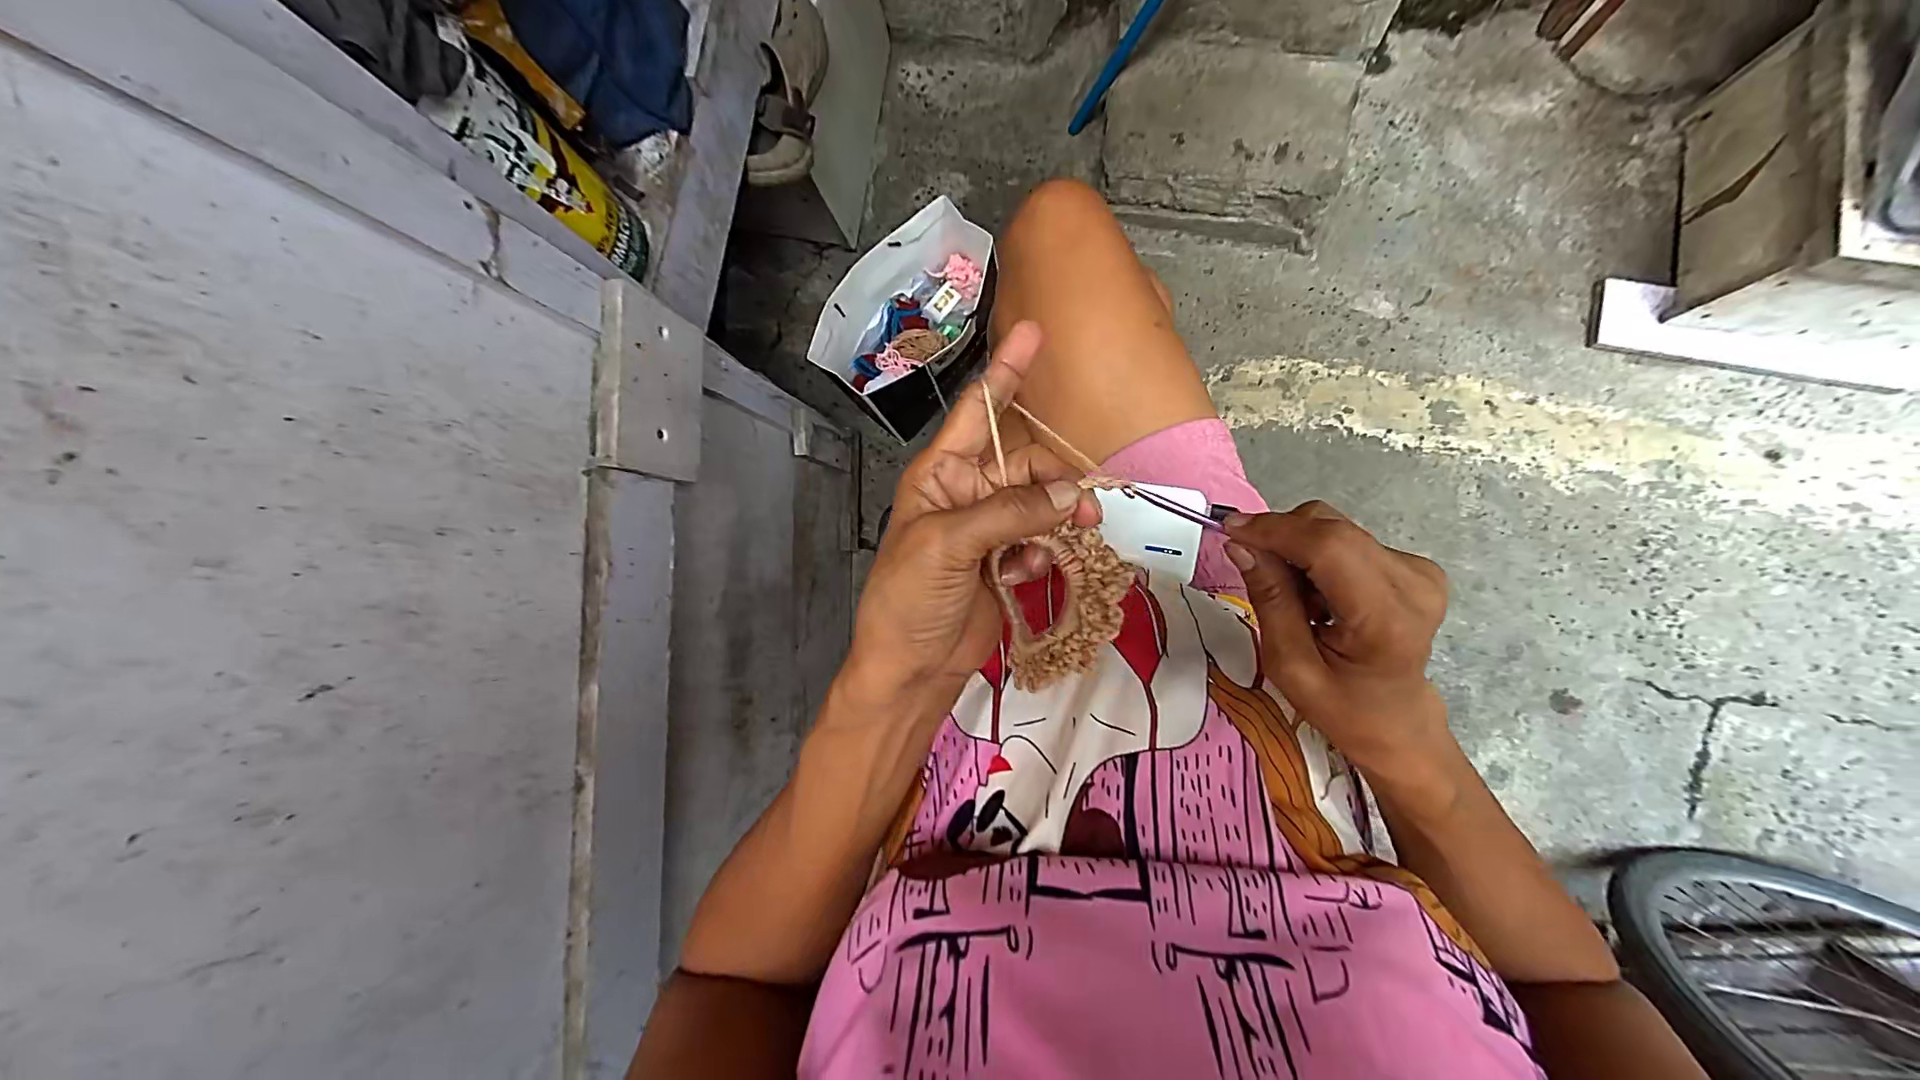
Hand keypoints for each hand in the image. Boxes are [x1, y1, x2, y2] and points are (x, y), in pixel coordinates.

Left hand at [837, 322, 1101, 724]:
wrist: (912, 667)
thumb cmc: (908, 599)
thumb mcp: (949, 545)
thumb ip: (1009, 512)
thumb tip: (1072, 493)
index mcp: (939, 474)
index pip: (978, 411)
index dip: (1006, 372)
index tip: (1034, 331)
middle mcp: (965, 492)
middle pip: (1026, 464)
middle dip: (1056, 479)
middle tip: (1087, 507)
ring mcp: (987, 527)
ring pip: (1040, 502)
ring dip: (1058, 518)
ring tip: (1070, 540)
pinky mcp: (1004, 559)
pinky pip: (1041, 537)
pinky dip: (1045, 549)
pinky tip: (1026, 573)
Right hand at [1223, 502, 1452, 779]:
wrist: (1394, 719)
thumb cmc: (1341, 704)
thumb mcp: (1289, 664)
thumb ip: (1269, 600)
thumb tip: (1242, 546)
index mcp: (1386, 617)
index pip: (1328, 546)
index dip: (1275, 530)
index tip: (1230, 529)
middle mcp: (1413, 583)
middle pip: (1330, 529)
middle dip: (1280, 538)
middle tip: (1253, 567)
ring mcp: (1418, 571)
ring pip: (1334, 528)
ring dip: (1297, 550)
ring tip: (1294, 596)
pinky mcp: (1412, 565)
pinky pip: (1344, 539)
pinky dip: (1315, 557)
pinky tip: (1316, 593)